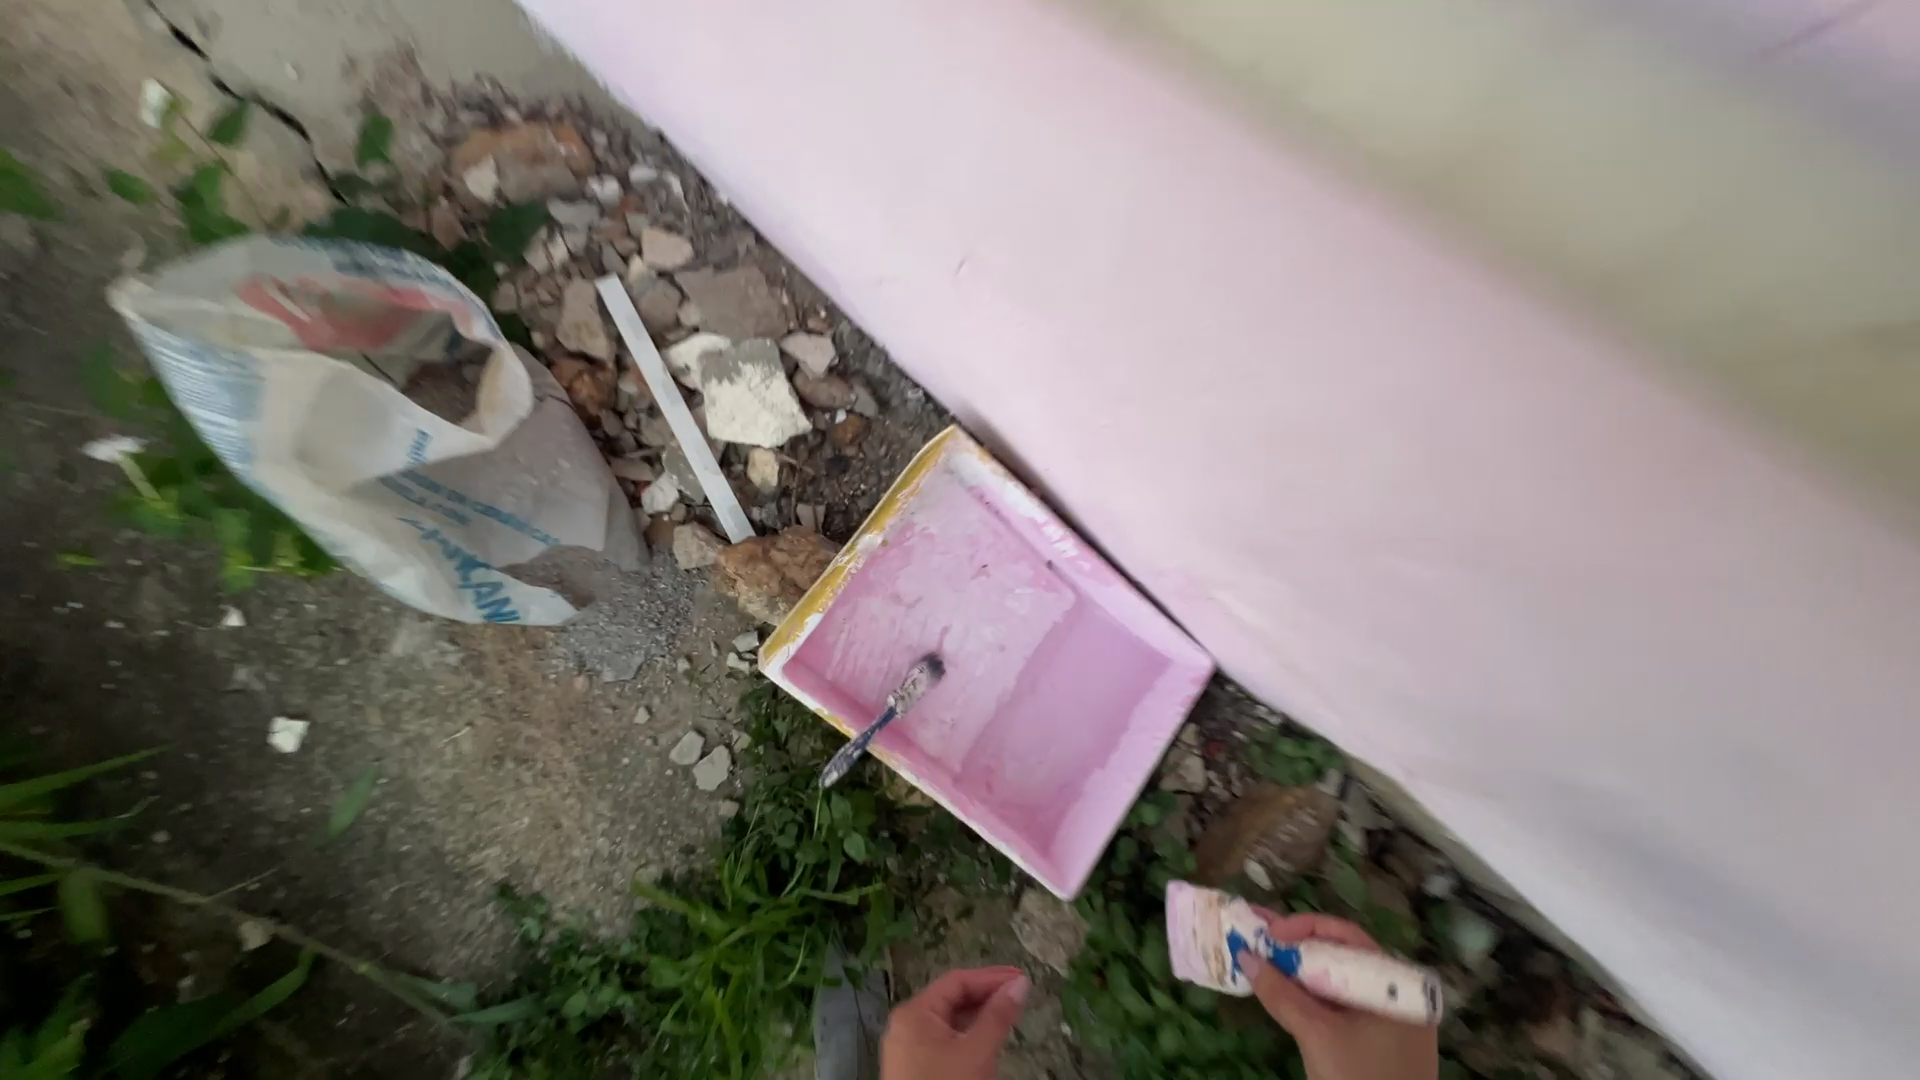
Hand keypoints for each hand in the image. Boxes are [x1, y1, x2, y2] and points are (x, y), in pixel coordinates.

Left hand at [880, 966, 1029, 1079]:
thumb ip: (998, 1016)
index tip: (1021, 978)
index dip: (990, 978)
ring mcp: (908, 1050)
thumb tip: (1020, 983)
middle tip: (1018, 995)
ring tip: (1008, 1015)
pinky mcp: (914, 1071)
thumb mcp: (976, 1053)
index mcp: (914, 1012)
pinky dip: (967, 1038)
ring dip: (978, 1017)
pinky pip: (943, 1043)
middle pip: (951, 1000)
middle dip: (986, 996)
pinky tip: (987, 1043)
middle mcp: (906, 1025)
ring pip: (948, 1023)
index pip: (957, 981)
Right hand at [1242, 912, 1438, 1079]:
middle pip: (1343, 956)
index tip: (1269, 936)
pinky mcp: (1377, 1042)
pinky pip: (1341, 1004)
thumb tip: (1244, 955)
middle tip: (1260, 944)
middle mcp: (1398, 997)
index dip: (1304, 929)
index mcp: (1398, 987)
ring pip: (1339, 981)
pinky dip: (1312, 996)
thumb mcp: (1315, 1035)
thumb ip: (1280, 992)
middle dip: (1298, 948)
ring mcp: (1390, 1022)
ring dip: (1301, 972)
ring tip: (1265, 963)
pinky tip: (1285, 993)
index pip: (1347, 936)